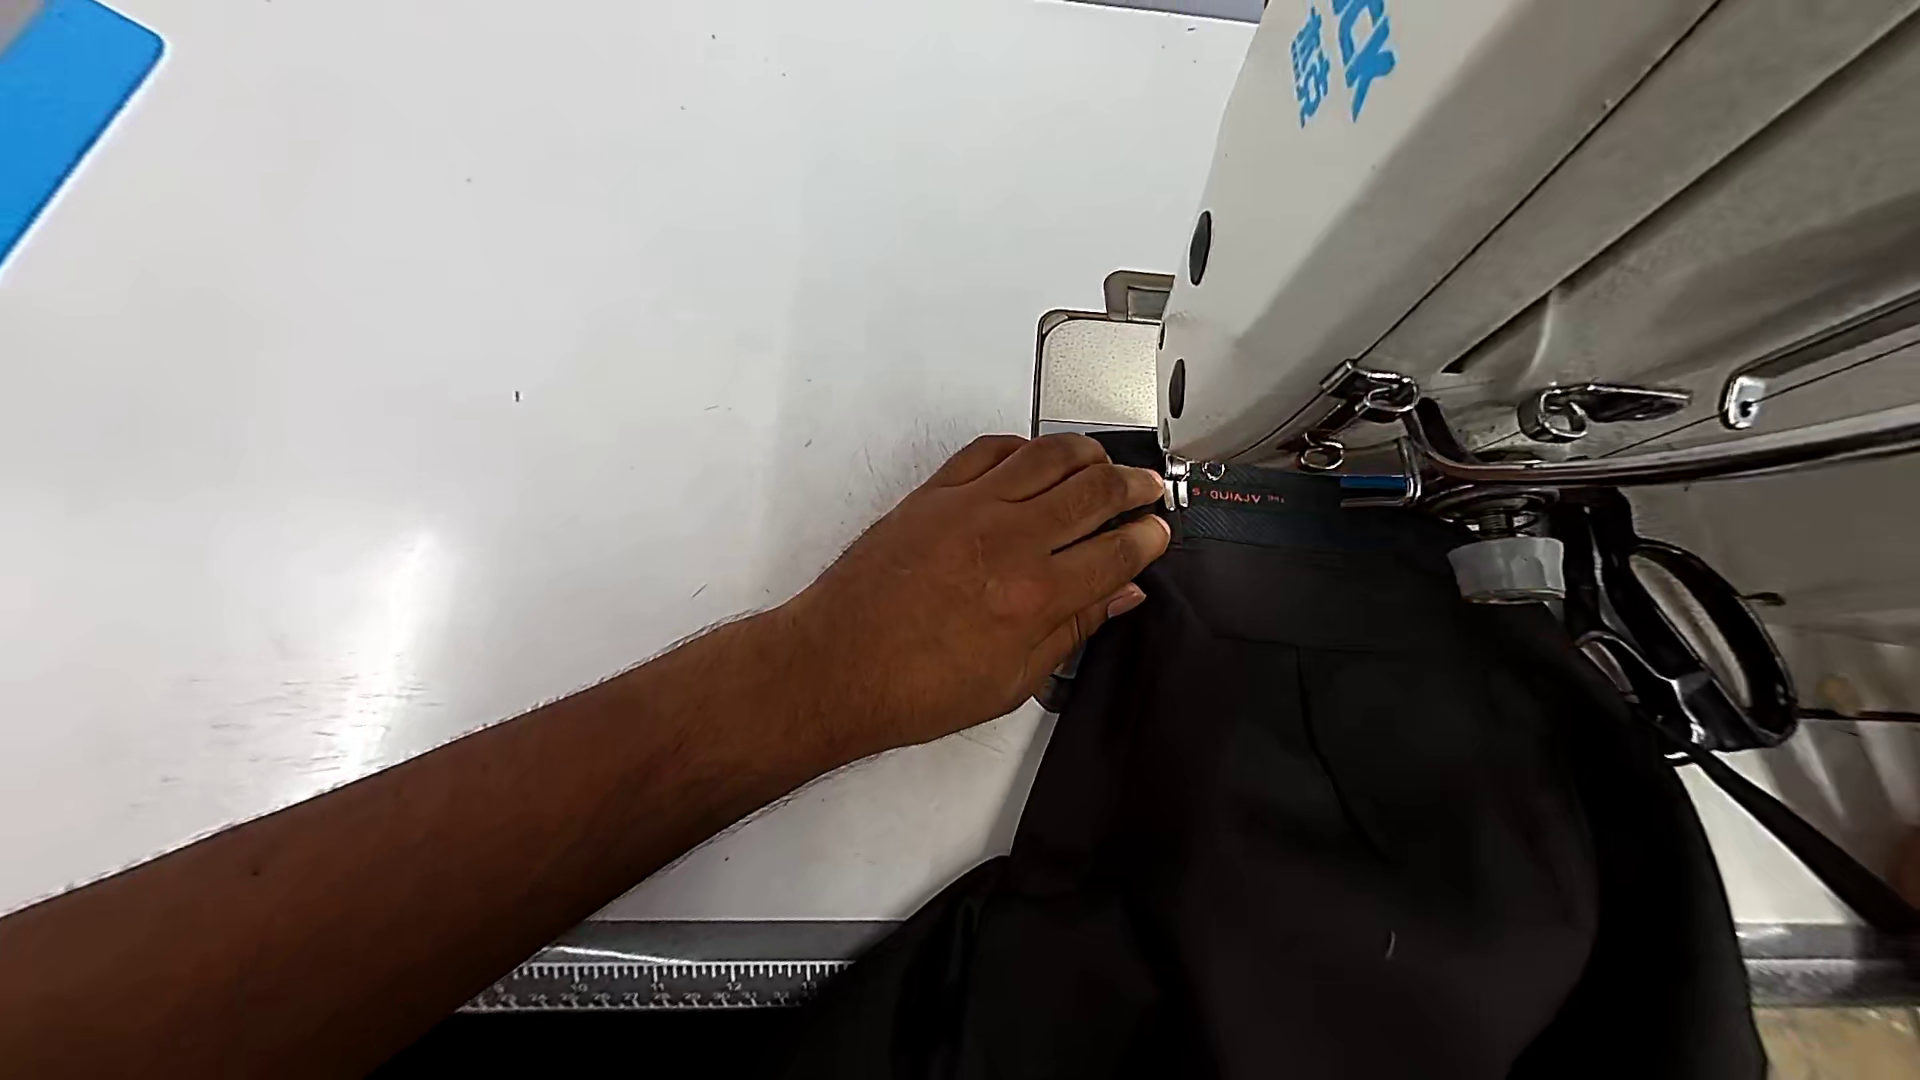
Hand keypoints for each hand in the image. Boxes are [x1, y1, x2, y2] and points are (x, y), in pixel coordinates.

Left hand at [783, 433, 1170, 759]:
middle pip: (1095, 490)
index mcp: (1036, 596)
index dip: (1148, 538)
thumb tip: (1119, 594)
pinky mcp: (933, 493)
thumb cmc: (916, 686)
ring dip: (1089, 453)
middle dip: (1135, 485)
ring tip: (1104, 464)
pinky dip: (1022, 447)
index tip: (1156, 532)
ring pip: (1049, 455)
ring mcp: (969, 507)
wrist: (837, 665)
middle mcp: (1009, 540)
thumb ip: (1073, 628)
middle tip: (1147, 488)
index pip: (1118, 551)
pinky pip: (989, 449)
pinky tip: (1034, 459)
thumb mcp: (1012, 680)